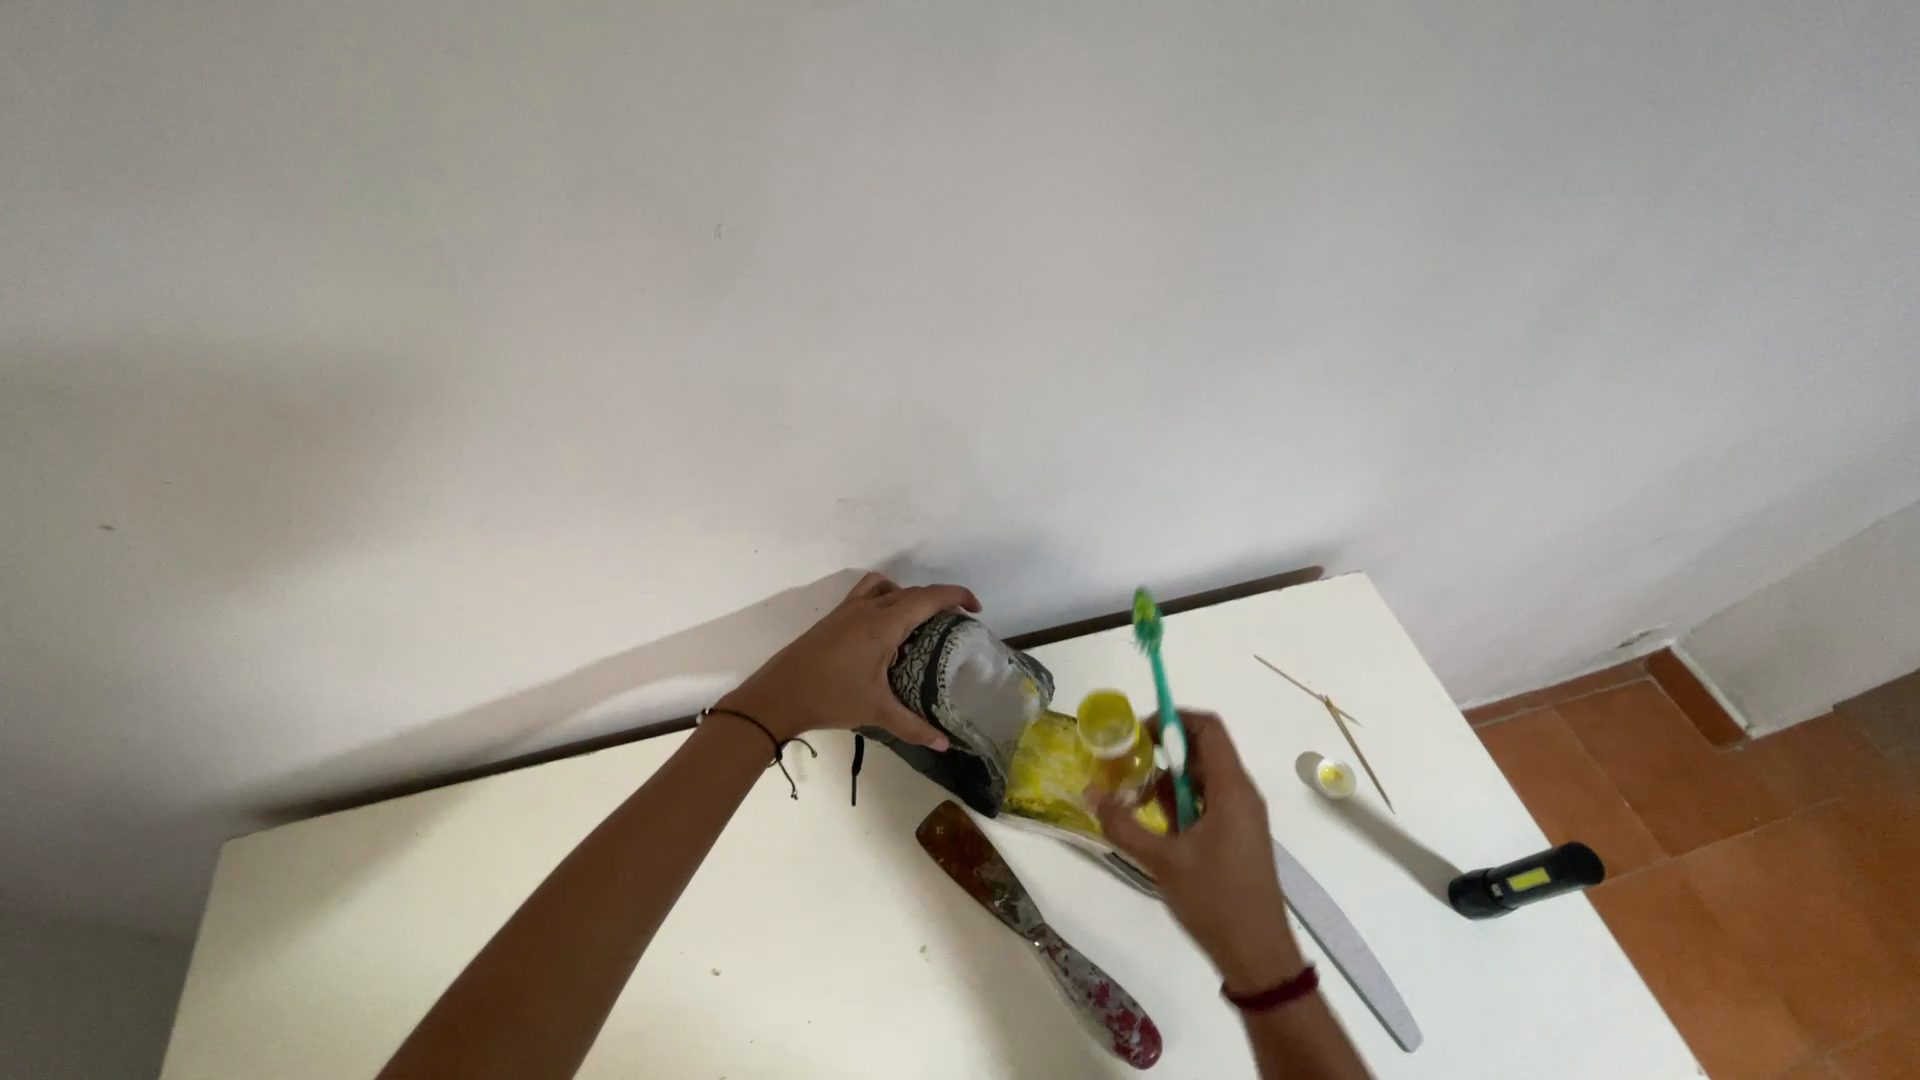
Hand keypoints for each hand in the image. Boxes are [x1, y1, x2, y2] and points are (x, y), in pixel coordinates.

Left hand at [716, 572, 979, 748]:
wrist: (777, 695)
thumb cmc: (830, 698)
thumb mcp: (876, 712)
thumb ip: (913, 727)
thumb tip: (944, 744)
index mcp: (884, 624)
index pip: (929, 597)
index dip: (957, 596)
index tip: (975, 608)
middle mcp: (868, 609)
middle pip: (912, 591)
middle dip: (938, 601)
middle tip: (954, 624)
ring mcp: (847, 610)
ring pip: (887, 587)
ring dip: (908, 595)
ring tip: (918, 621)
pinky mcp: (834, 618)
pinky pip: (867, 594)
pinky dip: (884, 599)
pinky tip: (884, 631)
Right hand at [1094, 711, 1304, 992]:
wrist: (1258, 955)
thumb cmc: (1216, 900)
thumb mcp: (1162, 861)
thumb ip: (1123, 825)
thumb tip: (1091, 795)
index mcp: (1231, 789)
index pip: (1207, 728)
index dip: (1172, 719)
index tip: (1138, 733)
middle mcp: (1240, 794)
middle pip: (1201, 750)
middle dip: (1161, 751)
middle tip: (1125, 766)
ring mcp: (1239, 816)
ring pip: (1200, 777)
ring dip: (1166, 780)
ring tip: (1132, 799)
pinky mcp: (1235, 836)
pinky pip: (1204, 802)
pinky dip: (1177, 803)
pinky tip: (1153, 826)